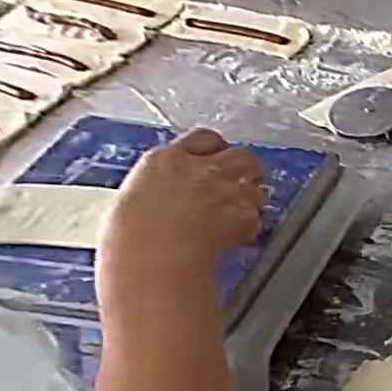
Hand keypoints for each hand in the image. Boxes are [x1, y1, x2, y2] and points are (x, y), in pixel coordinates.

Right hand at [100, 128, 263, 280]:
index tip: (219, 156)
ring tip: (235, 210)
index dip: (217, 148)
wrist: (153, 253)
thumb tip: (182, 185)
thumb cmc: (132, 231)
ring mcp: (229, 190)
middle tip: (242, 181)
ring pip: (258, 184)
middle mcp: (203, 170)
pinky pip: (259, 214)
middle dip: (247, 168)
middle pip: (244, 155)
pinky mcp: (247, 212)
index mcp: (168, 160)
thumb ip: (169, 180)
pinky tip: (233, 232)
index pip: (206, 137)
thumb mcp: (138, 191)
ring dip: (252, 195)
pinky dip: (251, 223)